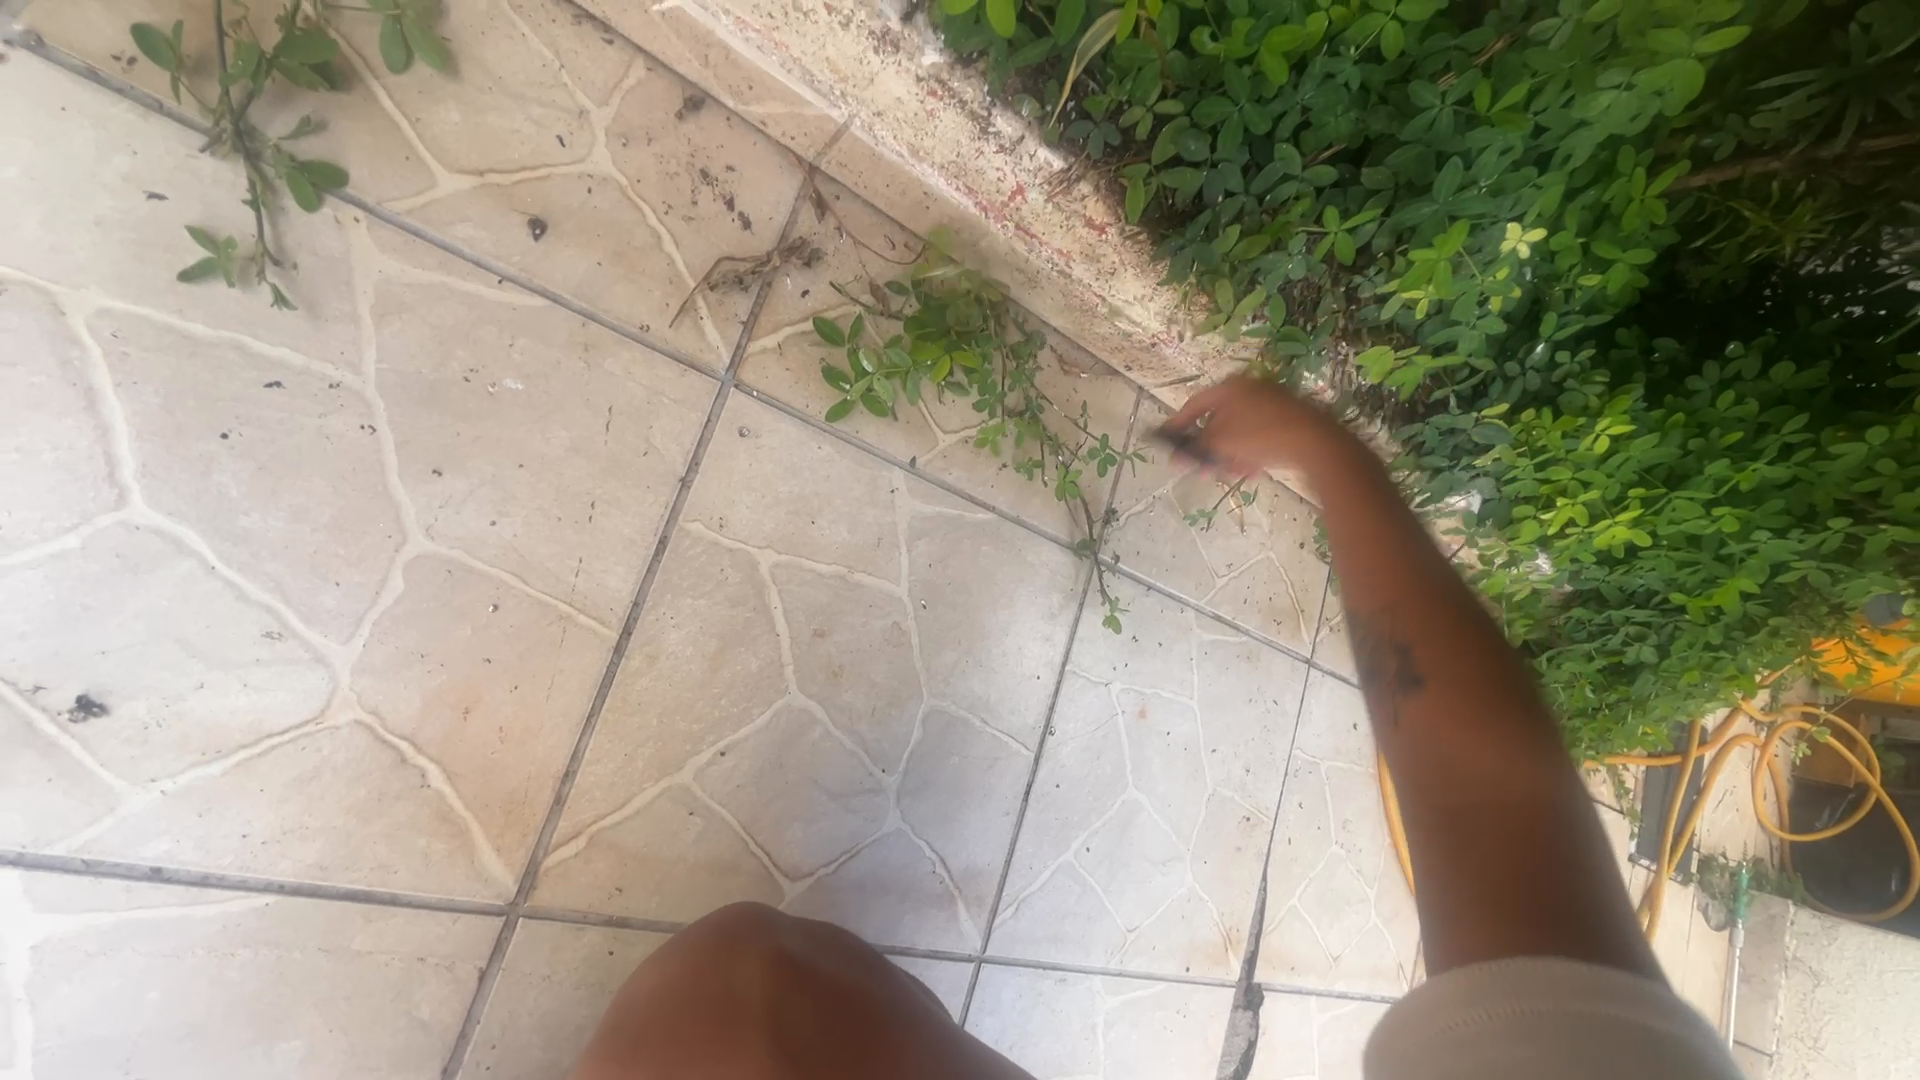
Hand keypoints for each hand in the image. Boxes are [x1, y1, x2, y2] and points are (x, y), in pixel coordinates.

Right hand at [1158, 375, 1353, 476]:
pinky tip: (1249, 472)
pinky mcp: (1286, 419)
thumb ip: (1195, 449)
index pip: (1193, 406)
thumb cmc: (1259, 435)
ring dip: (1227, 455)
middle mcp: (1247, 390)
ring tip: (1224, 475)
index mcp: (1228, 388)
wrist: (1313, 441)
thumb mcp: (1220, 443)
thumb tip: (1175, 459)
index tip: (1165, 442)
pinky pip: (1257, 437)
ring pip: (1237, 432)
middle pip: (1216, 421)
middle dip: (1206, 448)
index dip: (1177, 426)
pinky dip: (1248, 453)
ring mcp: (1269, 403)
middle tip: (1198, 469)